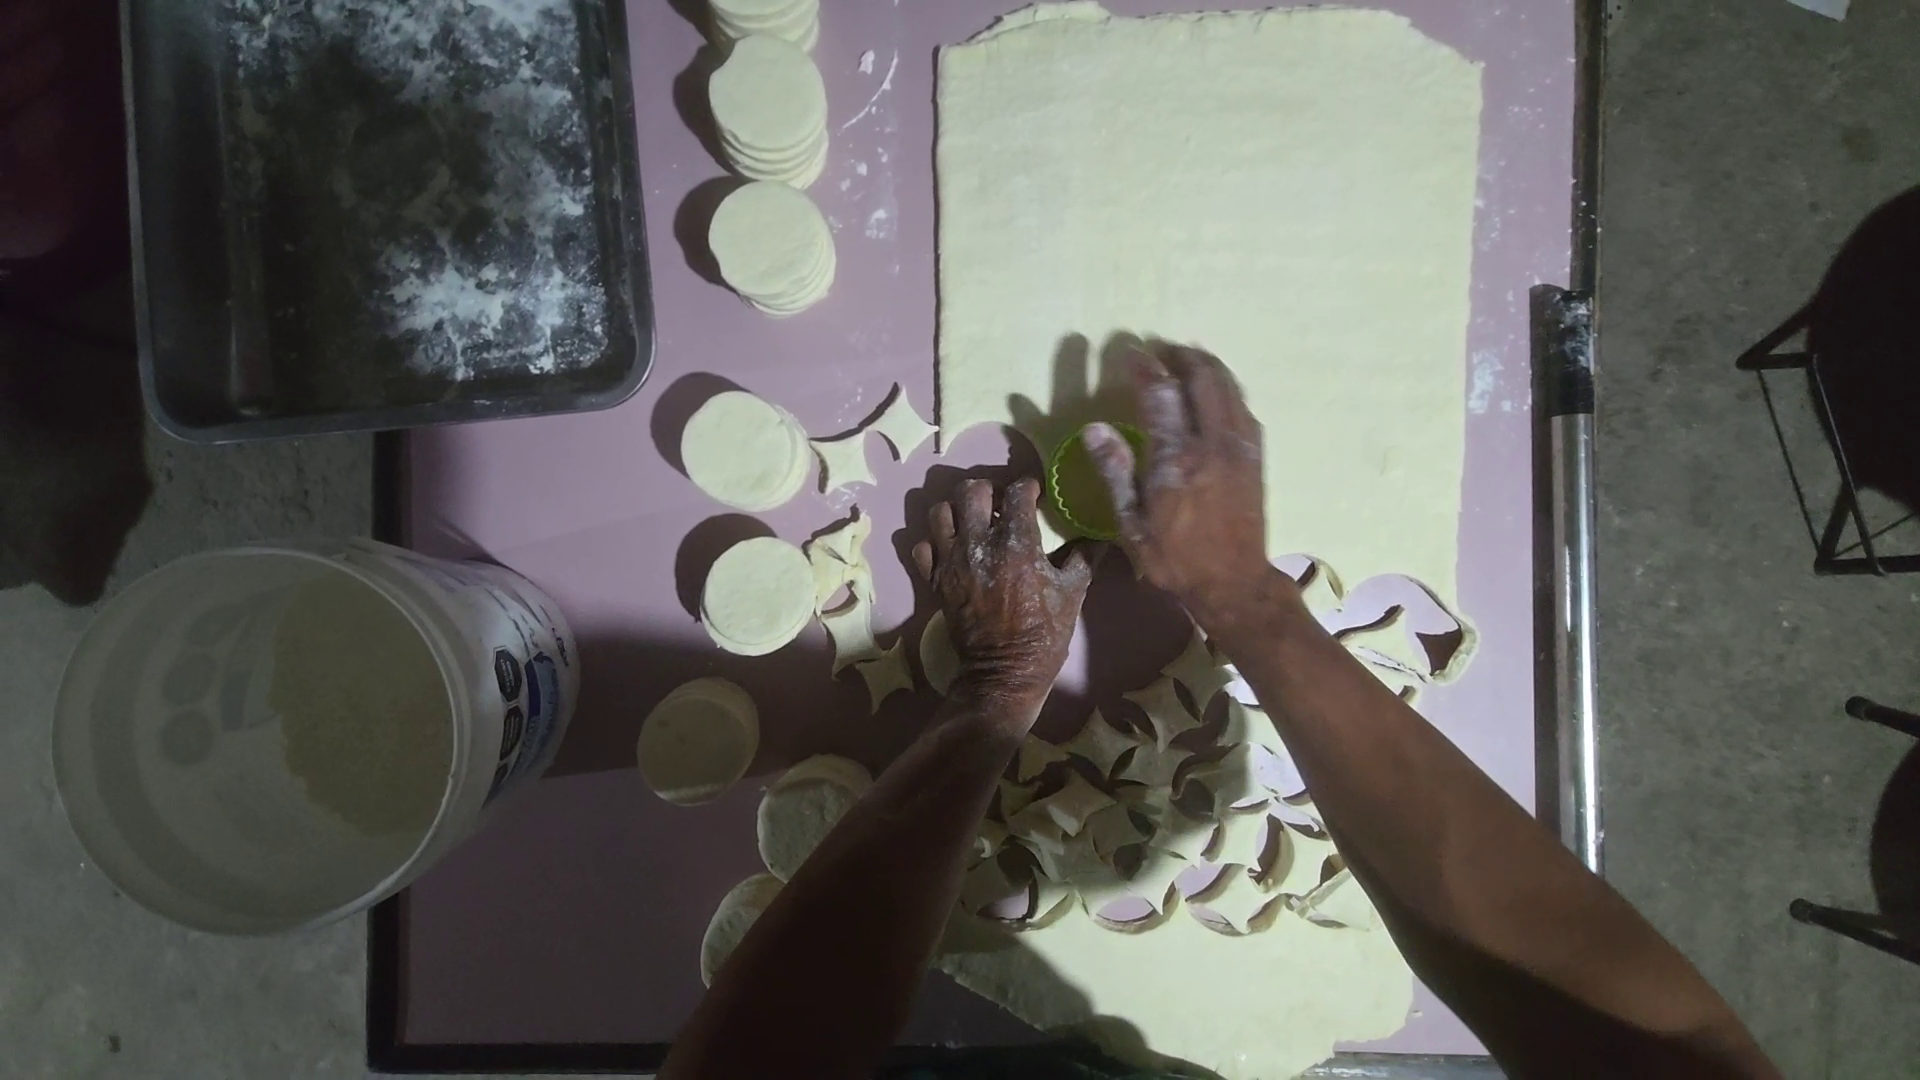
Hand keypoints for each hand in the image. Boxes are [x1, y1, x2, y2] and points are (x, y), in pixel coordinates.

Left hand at [912, 477, 1096, 714]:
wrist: (1003, 672)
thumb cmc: (1043, 634)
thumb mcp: (1073, 593)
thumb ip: (1084, 557)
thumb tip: (1099, 535)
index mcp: (1017, 545)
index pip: (1017, 492)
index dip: (1027, 486)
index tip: (1034, 494)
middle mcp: (978, 545)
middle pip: (971, 491)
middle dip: (988, 489)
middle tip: (1000, 503)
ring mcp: (951, 561)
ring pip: (940, 511)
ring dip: (957, 509)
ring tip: (973, 520)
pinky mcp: (934, 580)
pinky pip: (922, 545)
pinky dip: (935, 541)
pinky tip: (952, 548)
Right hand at [1083, 342, 1278, 624]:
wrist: (1233, 583)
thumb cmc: (1174, 559)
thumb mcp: (1131, 524)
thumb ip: (1116, 471)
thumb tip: (1095, 428)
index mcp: (1175, 458)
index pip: (1160, 394)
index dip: (1145, 367)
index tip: (1130, 352)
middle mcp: (1212, 443)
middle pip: (1201, 378)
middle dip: (1180, 356)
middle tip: (1161, 348)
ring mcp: (1239, 448)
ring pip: (1227, 387)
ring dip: (1207, 365)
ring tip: (1187, 356)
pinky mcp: (1256, 457)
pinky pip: (1243, 407)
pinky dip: (1228, 387)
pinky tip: (1217, 388)